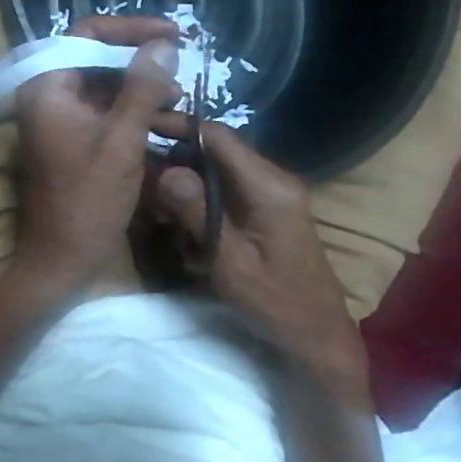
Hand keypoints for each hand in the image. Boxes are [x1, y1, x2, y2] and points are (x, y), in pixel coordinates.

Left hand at [15, 16, 181, 281]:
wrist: (61, 258)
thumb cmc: (87, 200)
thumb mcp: (122, 141)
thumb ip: (142, 88)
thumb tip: (163, 44)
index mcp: (47, 88)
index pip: (86, 34)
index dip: (131, 29)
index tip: (172, 34)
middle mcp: (47, 97)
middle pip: (99, 62)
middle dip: (143, 69)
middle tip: (180, 82)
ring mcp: (59, 121)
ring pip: (107, 91)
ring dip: (145, 96)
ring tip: (181, 111)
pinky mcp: (72, 142)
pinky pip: (106, 116)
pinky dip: (136, 119)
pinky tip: (169, 129)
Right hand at [149, 123, 362, 374]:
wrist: (316, 336)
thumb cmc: (275, 302)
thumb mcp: (230, 262)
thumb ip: (198, 213)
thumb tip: (166, 170)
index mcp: (269, 187)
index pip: (219, 138)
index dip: (180, 126)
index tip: (144, 125)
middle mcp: (273, 181)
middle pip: (216, 153)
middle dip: (178, 164)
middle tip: (144, 185)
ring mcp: (273, 196)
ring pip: (218, 173)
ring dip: (187, 188)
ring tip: (161, 216)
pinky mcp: (268, 212)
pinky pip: (227, 193)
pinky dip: (201, 205)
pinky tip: (187, 234)